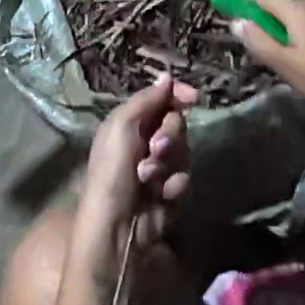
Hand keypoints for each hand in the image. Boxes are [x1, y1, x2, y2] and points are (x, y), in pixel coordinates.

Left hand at [71, 74, 197, 278]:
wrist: (116, 229)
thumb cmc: (112, 171)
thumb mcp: (122, 126)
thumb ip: (146, 99)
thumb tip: (167, 76)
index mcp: (129, 122)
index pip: (160, 99)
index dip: (177, 95)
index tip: (193, 98)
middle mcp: (143, 141)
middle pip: (175, 123)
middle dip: (170, 135)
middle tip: (155, 148)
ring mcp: (158, 168)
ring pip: (183, 151)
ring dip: (168, 163)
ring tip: (148, 178)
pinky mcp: (169, 193)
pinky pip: (184, 179)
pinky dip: (174, 186)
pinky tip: (163, 196)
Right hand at [230, 0, 304, 118]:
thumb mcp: (286, 66)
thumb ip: (259, 42)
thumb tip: (236, 21)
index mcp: (298, 10)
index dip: (248, 3)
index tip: (240, 20)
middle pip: (283, 3)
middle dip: (270, 20)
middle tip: (267, 49)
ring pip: (301, 14)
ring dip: (290, 28)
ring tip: (293, 60)